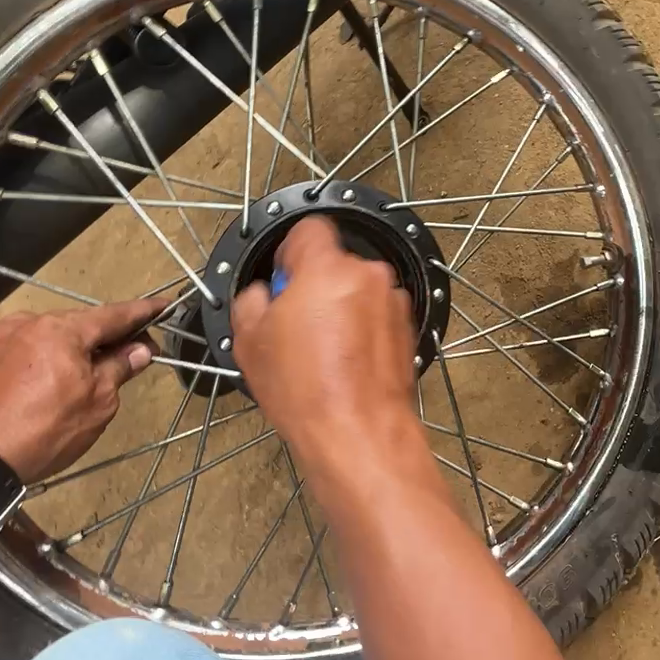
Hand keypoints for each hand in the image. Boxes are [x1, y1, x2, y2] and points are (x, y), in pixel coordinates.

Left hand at [0, 299, 165, 481]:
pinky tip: (64, 375)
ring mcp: (4, 338)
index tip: (164, 306)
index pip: (115, 315)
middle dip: (111, 337)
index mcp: (62, 329)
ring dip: (81, 348)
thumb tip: (139, 350)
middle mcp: (31, 323)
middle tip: (137, 353)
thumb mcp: (98, 402)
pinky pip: (33, 348)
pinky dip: (54, 356)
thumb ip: (120, 368)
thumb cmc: (43, 431)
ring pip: (56, 336)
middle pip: (83, 324)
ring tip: (100, 370)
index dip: (144, 312)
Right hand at [231, 217, 423, 477]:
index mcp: (327, 268)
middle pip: (334, 264)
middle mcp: (368, 276)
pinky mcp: (408, 325)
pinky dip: (362, 328)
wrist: (359, 431)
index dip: (290, 251)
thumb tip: (262, 294)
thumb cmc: (308, 391)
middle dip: (314, 287)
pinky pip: (376, 313)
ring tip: (322, 351)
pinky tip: (345, 361)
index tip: (282, 276)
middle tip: (296, 324)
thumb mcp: (251, 341)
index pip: (309, 229)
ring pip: (357, 290)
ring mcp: (393, 300)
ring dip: (340, 308)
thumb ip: (252, 300)